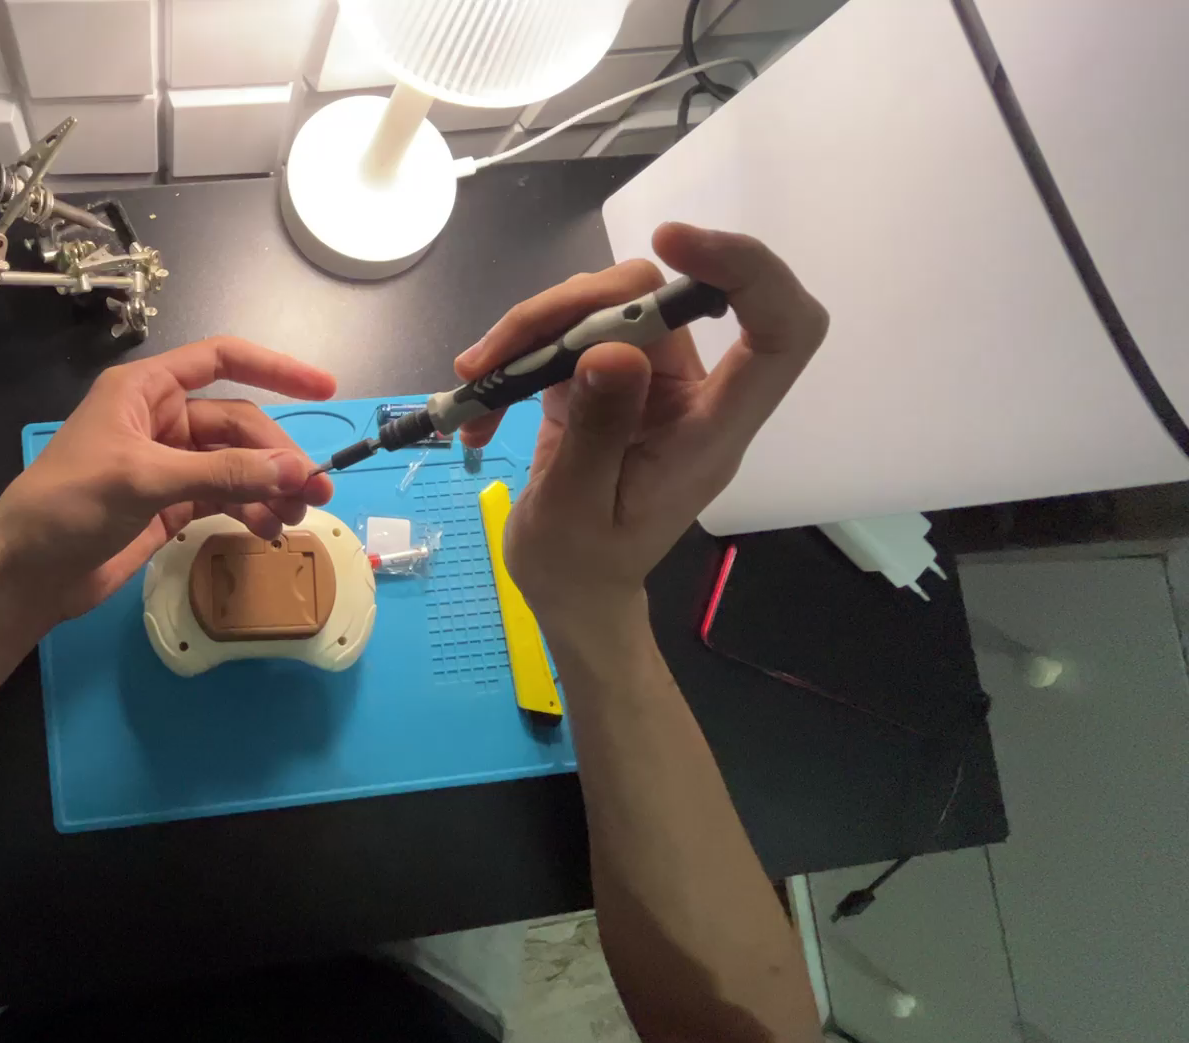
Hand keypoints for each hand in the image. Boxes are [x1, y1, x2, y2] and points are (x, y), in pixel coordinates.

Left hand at [0, 337, 337, 627]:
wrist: (27, 574)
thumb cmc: (69, 506)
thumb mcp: (144, 480)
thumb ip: (221, 473)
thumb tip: (294, 469)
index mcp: (146, 390)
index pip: (221, 360)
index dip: (276, 369)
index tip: (326, 390)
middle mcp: (162, 421)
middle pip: (238, 424)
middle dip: (277, 455)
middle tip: (316, 491)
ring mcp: (169, 465)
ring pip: (236, 465)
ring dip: (269, 487)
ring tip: (298, 517)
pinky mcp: (171, 505)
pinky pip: (224, 497)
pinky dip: (249, 510)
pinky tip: (269, 529)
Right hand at [455, 224, 827, 646]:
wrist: (565, 591)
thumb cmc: (578, 567)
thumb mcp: (575, 509)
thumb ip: (596, 432)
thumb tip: (611, 348)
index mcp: (709, 430)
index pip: (778, 332)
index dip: (746, 271)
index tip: (671, 243)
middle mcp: (683, 396)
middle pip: (651, 303)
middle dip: (566, 311)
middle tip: (493, 353)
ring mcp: (637, 388)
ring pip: (595, 314)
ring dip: (525, 336)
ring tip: (472, 381)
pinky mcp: (595, 390)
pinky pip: (559, 348)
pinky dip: (512, 367)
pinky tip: (478, 411)